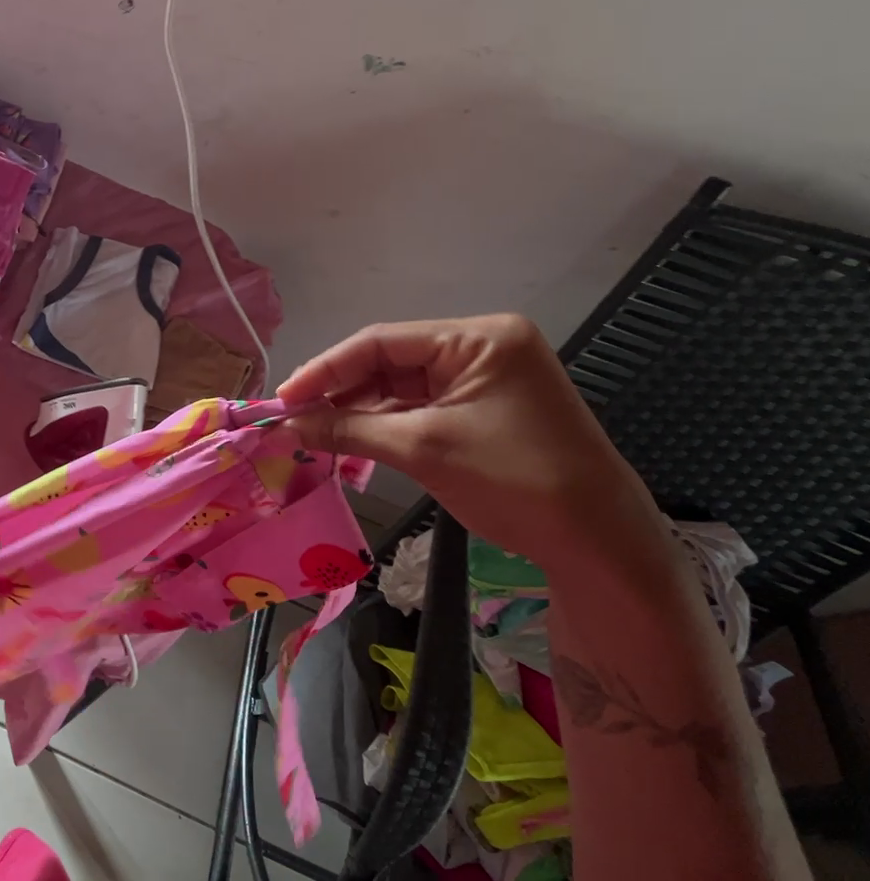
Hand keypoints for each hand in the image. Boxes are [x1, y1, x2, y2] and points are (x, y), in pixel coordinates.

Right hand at [277, 314, 667, 574]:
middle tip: (290, 419)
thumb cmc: (515, 481)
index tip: (282, 401)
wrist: (599, 542)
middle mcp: (481, 347)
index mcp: (479, 338)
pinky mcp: (482, 409)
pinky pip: (416, 407)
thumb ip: (346, 430)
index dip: (324, 370)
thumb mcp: (421, 450)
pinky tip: (346, 439)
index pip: (379, 341)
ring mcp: (484, 378)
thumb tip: (282, 427)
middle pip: (386, 360)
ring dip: (355, 410)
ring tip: (310, 433)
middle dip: (338, 391)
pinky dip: (381, 423)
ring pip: (397, 385)